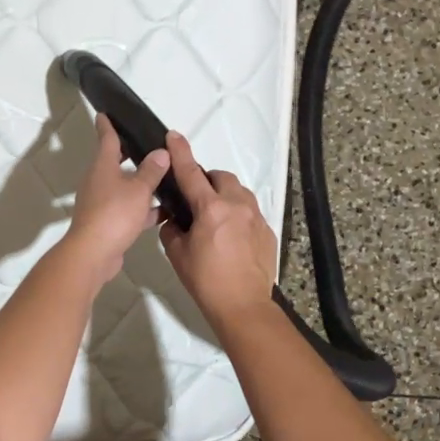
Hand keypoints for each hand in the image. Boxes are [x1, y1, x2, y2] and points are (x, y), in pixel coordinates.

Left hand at [63, 115, 169, 279]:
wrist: (94, 253)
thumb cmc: (114, 213)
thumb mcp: (138, 189)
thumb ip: (151, 171)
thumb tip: (161, 153)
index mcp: (102, 167)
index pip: (106, 139)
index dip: (107, 125)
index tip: (105, 113)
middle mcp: (99, 181)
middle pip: (115, 162)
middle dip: (130, 153)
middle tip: (148, 145)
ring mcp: (102, 202)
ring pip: (124, 187)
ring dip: (140, 182)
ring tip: (164, 176)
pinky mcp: (108, 222)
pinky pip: (129, 209)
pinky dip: (144, 208)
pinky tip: (164, 210)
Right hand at [157, 132, 278, 319]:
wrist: (243, 305)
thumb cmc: (205, 280)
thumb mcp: (177, 254)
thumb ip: (172, 229)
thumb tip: (174, 221)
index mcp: (211, 209)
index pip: (191, 173)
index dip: (180, 153)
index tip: (174, 135)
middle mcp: (236, 206)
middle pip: (221, 177)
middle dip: (207, 180)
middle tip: (194, 197)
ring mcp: (256, 218)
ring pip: (238, 192)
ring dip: (224, 195)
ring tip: (213, 216)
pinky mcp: (267, 231)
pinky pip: (249, 212)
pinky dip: (236, 215)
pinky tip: (229, 237)